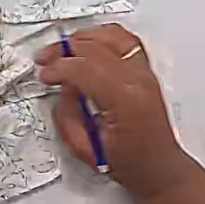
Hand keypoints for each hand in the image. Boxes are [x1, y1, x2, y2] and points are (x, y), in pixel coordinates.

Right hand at [35, 25, 204, 203]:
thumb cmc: (129, 164)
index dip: (60, 68)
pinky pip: (126, 41)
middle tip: (44, 59)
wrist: (160, 168)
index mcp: (125, 101)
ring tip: (63, 47)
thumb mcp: (87, 149)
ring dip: (83, 38)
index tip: (44, 75)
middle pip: (96, 49)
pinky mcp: (146, 70)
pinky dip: (105, 35)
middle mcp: (138, 81)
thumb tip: (63, 89)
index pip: (85, 69)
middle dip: (64, 51)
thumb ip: (69, 117)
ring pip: (112, 37)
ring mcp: (145, 72)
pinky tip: (89, 41)